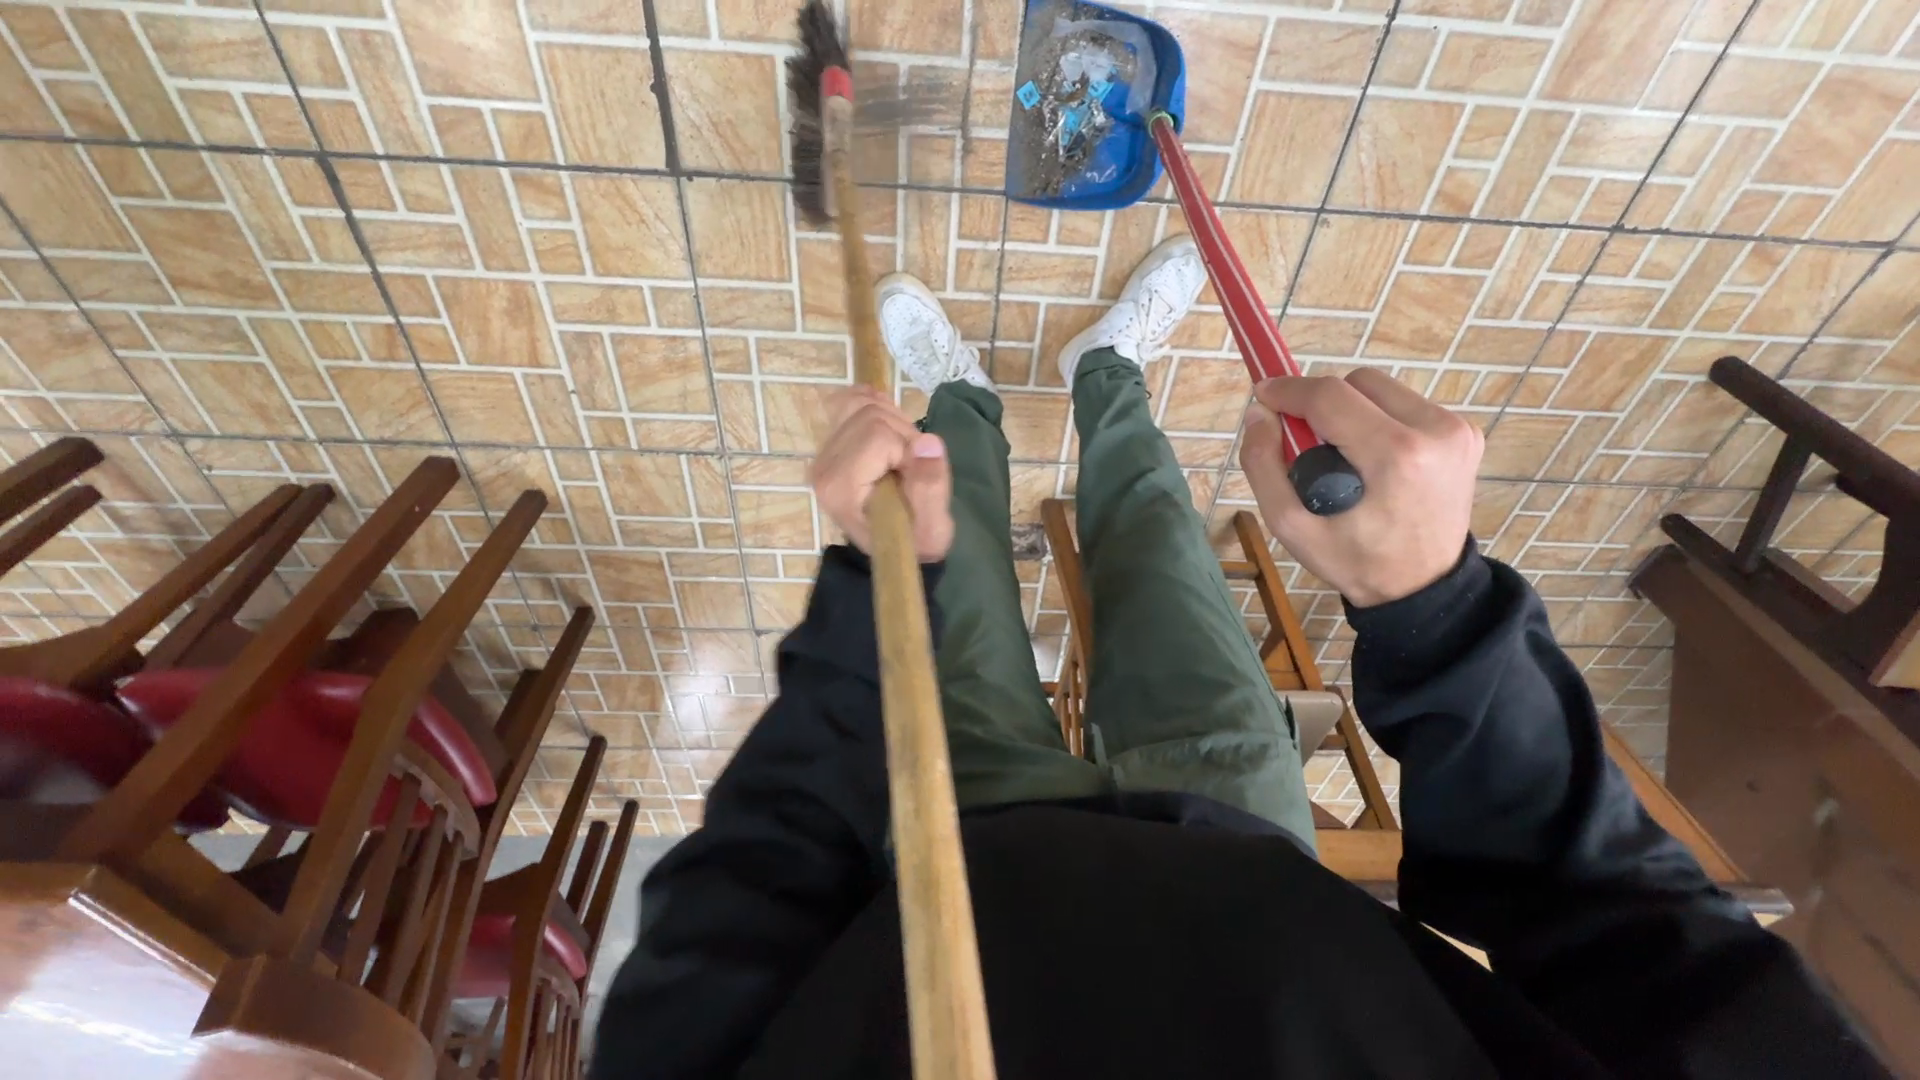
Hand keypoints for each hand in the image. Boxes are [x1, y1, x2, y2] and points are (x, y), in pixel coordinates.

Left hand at [810, 387, 953, 561]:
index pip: (879, 435)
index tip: (913, 478)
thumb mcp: (933, 528)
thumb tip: (927, 442)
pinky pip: (849, 401)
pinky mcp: (831, 443)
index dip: (908, 450)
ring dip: (894, 423)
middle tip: (911, 467)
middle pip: (871, 415)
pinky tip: (890, 427)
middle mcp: (823, 467)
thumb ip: (931, 488)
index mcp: (841, 489)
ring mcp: (823, 452)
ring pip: (863, 404)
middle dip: (904, 434)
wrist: (897, 545)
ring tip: (903, 454)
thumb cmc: (915, 539)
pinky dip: (874, 403)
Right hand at [1240, 370, 1482, 607]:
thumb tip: (1258, 415)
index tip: (1262, 396)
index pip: (1330, 396)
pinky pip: (1405, 404)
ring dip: (1349, 408)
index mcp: (1394, 456)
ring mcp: (1457, 429)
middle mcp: (1435, 431)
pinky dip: (1377, 419)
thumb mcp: (1292, 527)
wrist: (1424, 586)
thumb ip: (1264, 467)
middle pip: (1357, 383)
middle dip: (1320, 402)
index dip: (1288, 390)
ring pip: (1382, 388)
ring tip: (1339, 451)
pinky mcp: (1465, 432)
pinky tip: (1369, 456)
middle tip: (1301, 438)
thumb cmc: (1354, 560)